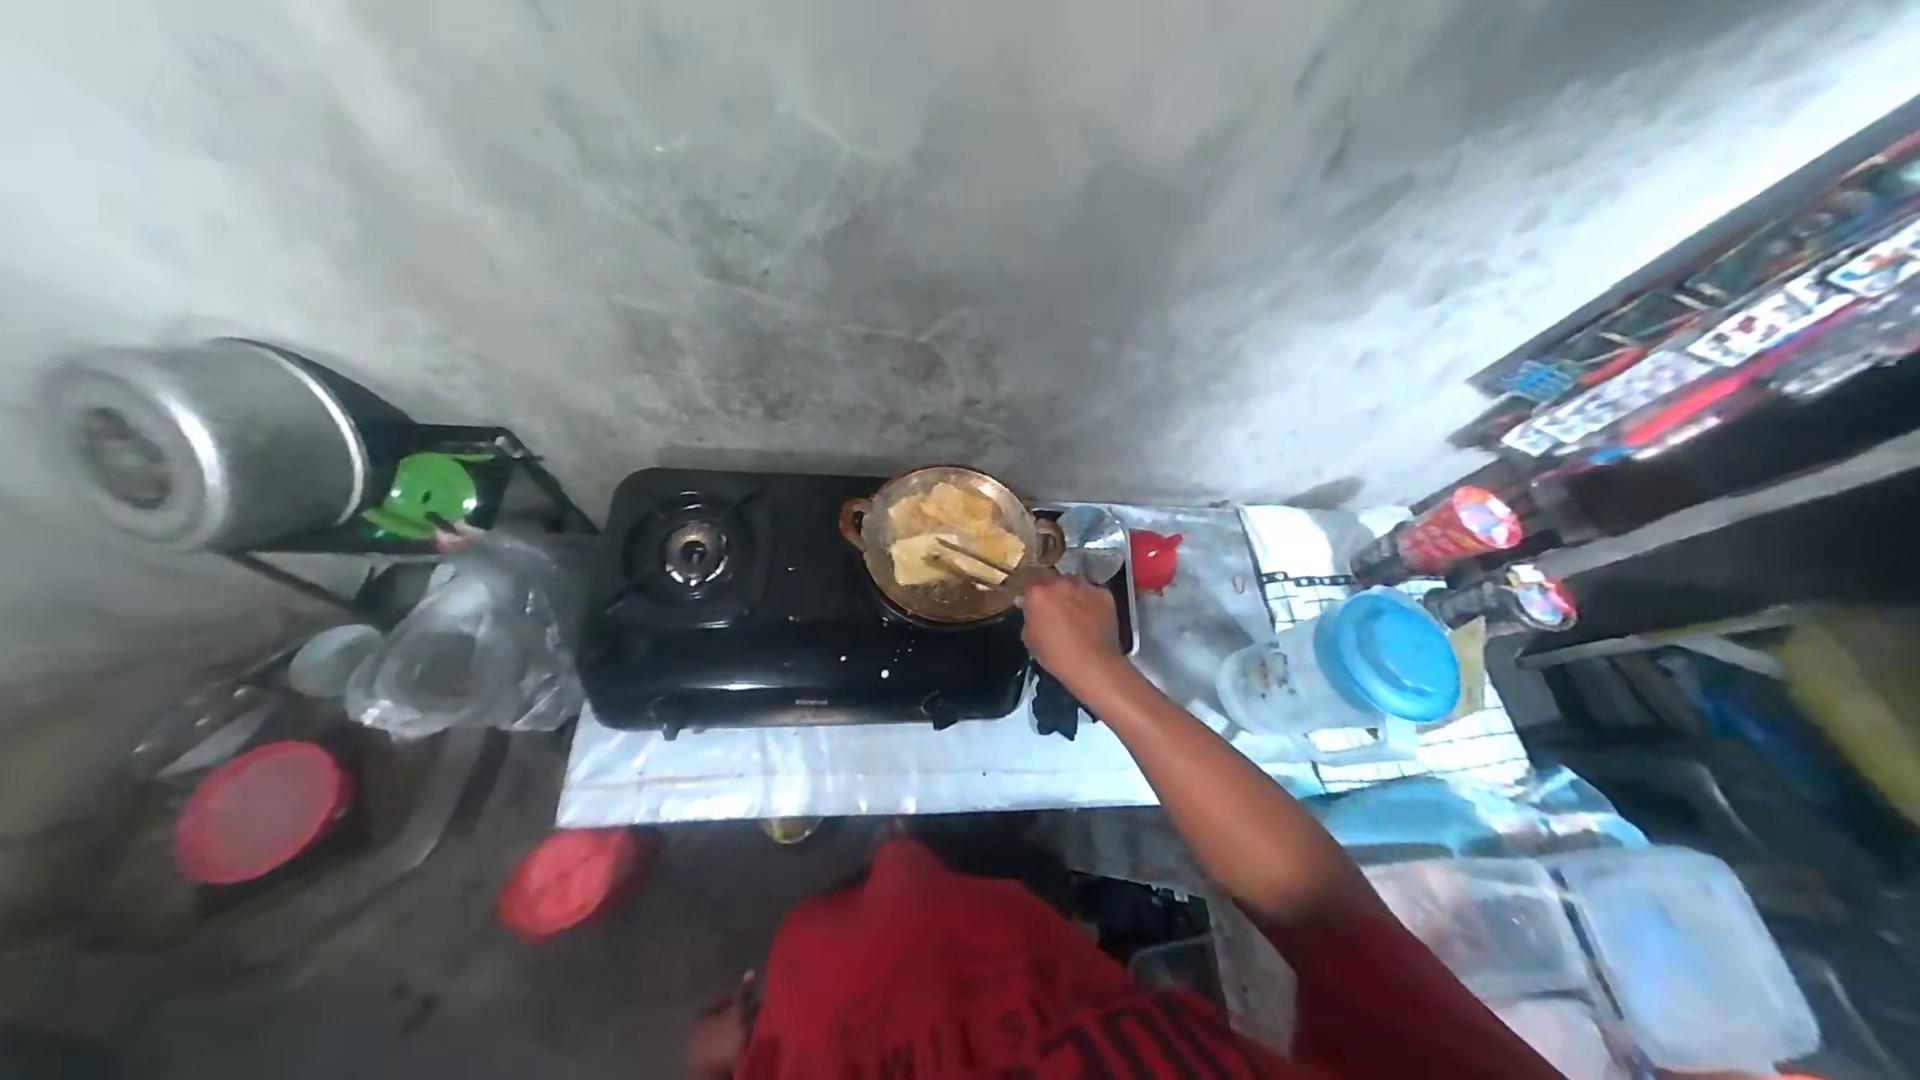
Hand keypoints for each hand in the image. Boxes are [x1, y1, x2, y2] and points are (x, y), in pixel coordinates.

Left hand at [685, 971, 754, 1078]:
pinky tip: (751, 1038)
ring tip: (760, 1022)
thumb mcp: (736, 1014)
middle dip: (744, 1011)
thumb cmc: (722, 1042)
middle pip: (726, 1015)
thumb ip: (743, 993)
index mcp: (701, 1016)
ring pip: (729, 1031)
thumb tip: (750, 970)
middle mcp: (701, 1030)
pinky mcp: (713, 1062)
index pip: (723, 999)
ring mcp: (705, 1048)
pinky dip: (740, 1040)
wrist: (711, 1078)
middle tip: (760, 1007)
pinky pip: (729, 1045)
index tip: (755, 995)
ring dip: (743, 1026)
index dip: (740, 995)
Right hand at [1017, 571, 1127, 693]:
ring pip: (1075, 582)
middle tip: (1055, 607)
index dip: (1033, 596)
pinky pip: (1094, 592)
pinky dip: (1091, 600)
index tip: (1034, 606)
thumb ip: (1029, 618)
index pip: (1031, 585)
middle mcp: (1061, 583)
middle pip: (1053, 580)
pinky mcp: (1104, 594)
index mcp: (1038, 593)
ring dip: (1072, 592)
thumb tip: (1030, 609)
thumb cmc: (1055, 655)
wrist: (1093, 664)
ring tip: (1075, 609)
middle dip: (1052, 590)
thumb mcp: (1030, 639)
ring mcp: (1084, 587)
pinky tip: (1092, 615)